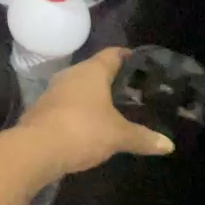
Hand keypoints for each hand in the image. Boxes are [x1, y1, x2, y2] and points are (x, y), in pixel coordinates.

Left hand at [17, 48, 175, 178]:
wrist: (35, 150)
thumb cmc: (83, 130)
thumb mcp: (118, 136)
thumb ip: (143, 138)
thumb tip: (169, 145)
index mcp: (92, 71)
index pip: (114, 54)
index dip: (129, 57)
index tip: (143, 65)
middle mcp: (71, 75)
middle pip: (96, 70)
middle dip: (113, 80)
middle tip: (134, 93)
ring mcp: (53, 92)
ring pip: (79, 88)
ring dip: (94, 97)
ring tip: (114, 111)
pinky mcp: (42, 110)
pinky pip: (67, 105)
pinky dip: (80, 112)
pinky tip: (90, 126)